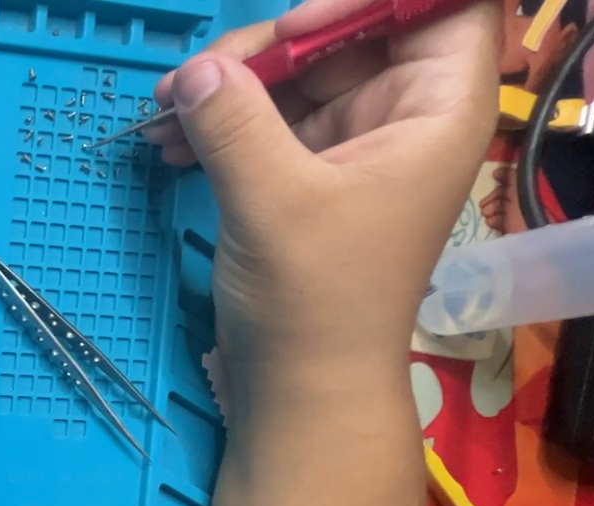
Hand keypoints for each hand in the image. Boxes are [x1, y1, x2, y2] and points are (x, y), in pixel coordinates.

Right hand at [145, 0, 498, 396]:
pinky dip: (216, 134)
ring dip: (225, 96)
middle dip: (262, 54)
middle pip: (343, 42)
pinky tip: (171, 146)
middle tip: (187, 83)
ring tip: (161, 116)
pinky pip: (261, 134)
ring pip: (291, 89)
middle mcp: (396, 117)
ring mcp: (344, 151)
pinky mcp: (299, 182)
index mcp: (432, 107)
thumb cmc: (311, 296)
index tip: (284, 29)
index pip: (429, 5)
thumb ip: (235, 129)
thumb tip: (193, 73)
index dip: (361, 1)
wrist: (297, 379)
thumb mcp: (272, 204)